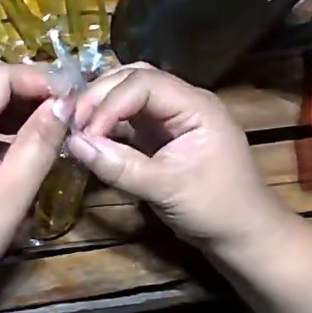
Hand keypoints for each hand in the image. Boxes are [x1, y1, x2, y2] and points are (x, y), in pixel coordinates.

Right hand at [65, 65, 292, 254]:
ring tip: (75, 126)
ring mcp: (170, 117)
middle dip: (99, 96)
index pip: (143, 83)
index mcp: (195, 106)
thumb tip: (75, 144)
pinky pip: (127, 117)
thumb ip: (121, 166)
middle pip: (133, 78)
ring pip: (127, 93)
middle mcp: (182, 102)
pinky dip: (104, 123)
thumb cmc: (215, 209)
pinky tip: (87, 137)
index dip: (108, 103)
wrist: (241, 234)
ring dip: (99, 105)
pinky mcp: (158, 134)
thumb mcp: (166, 189)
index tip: (84, 133)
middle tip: (70, 122)